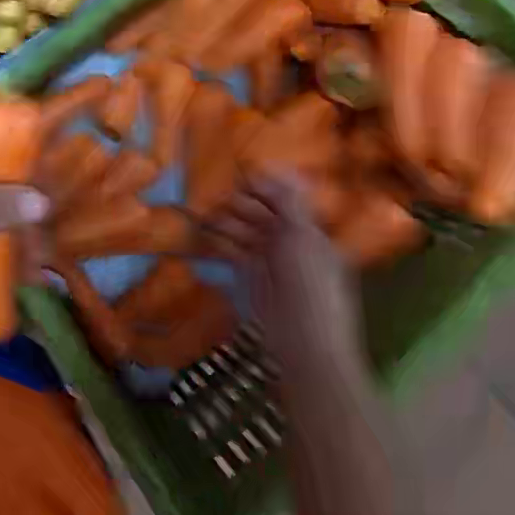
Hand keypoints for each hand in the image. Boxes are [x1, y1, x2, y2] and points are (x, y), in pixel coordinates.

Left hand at [0, 141, 48, 336]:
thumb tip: (42, 201)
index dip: (19, 142)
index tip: (54, 154)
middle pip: (3, 179)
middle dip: (30, 200)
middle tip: (51, 220)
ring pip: (5, 215)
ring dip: (27, 234)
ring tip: (42, 257)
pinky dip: (16, 259)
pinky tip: (36, 276)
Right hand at [206, 172, 360, 375]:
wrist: (306, 345)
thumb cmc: (309, 287)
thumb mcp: (302, 237)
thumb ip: (289, 203)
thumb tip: (281, 169)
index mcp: (310, 234)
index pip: (285, 202)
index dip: (264, 188)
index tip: (238, 176)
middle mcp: (292, 246)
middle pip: (263, 217)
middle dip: (240, 204)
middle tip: (215, 194)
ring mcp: (272, 265)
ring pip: (246, 235)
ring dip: (227, 223)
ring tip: (204, 215)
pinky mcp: (253, 283)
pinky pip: (235, 256)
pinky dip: (221, 245)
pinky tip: (204, 237)